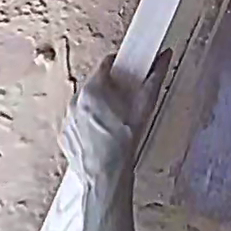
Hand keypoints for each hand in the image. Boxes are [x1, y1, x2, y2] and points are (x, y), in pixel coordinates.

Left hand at [59, 51, 169, 188]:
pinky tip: (102, 132)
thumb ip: (156, 75)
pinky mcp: (64, 136)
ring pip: (85, 102)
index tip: (127, 72)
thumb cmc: (125, 138)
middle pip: (94, 83)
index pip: (105, 63)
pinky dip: (87, 122)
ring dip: (97, 104)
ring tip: (114, 118)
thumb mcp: (145, 103)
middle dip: (108, 87)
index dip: (118, 64)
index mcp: (93, 88)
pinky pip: (77, 121)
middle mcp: (75, 101)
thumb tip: (166, 55)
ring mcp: (67, 120)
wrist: (106, 175)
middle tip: (124, 98)